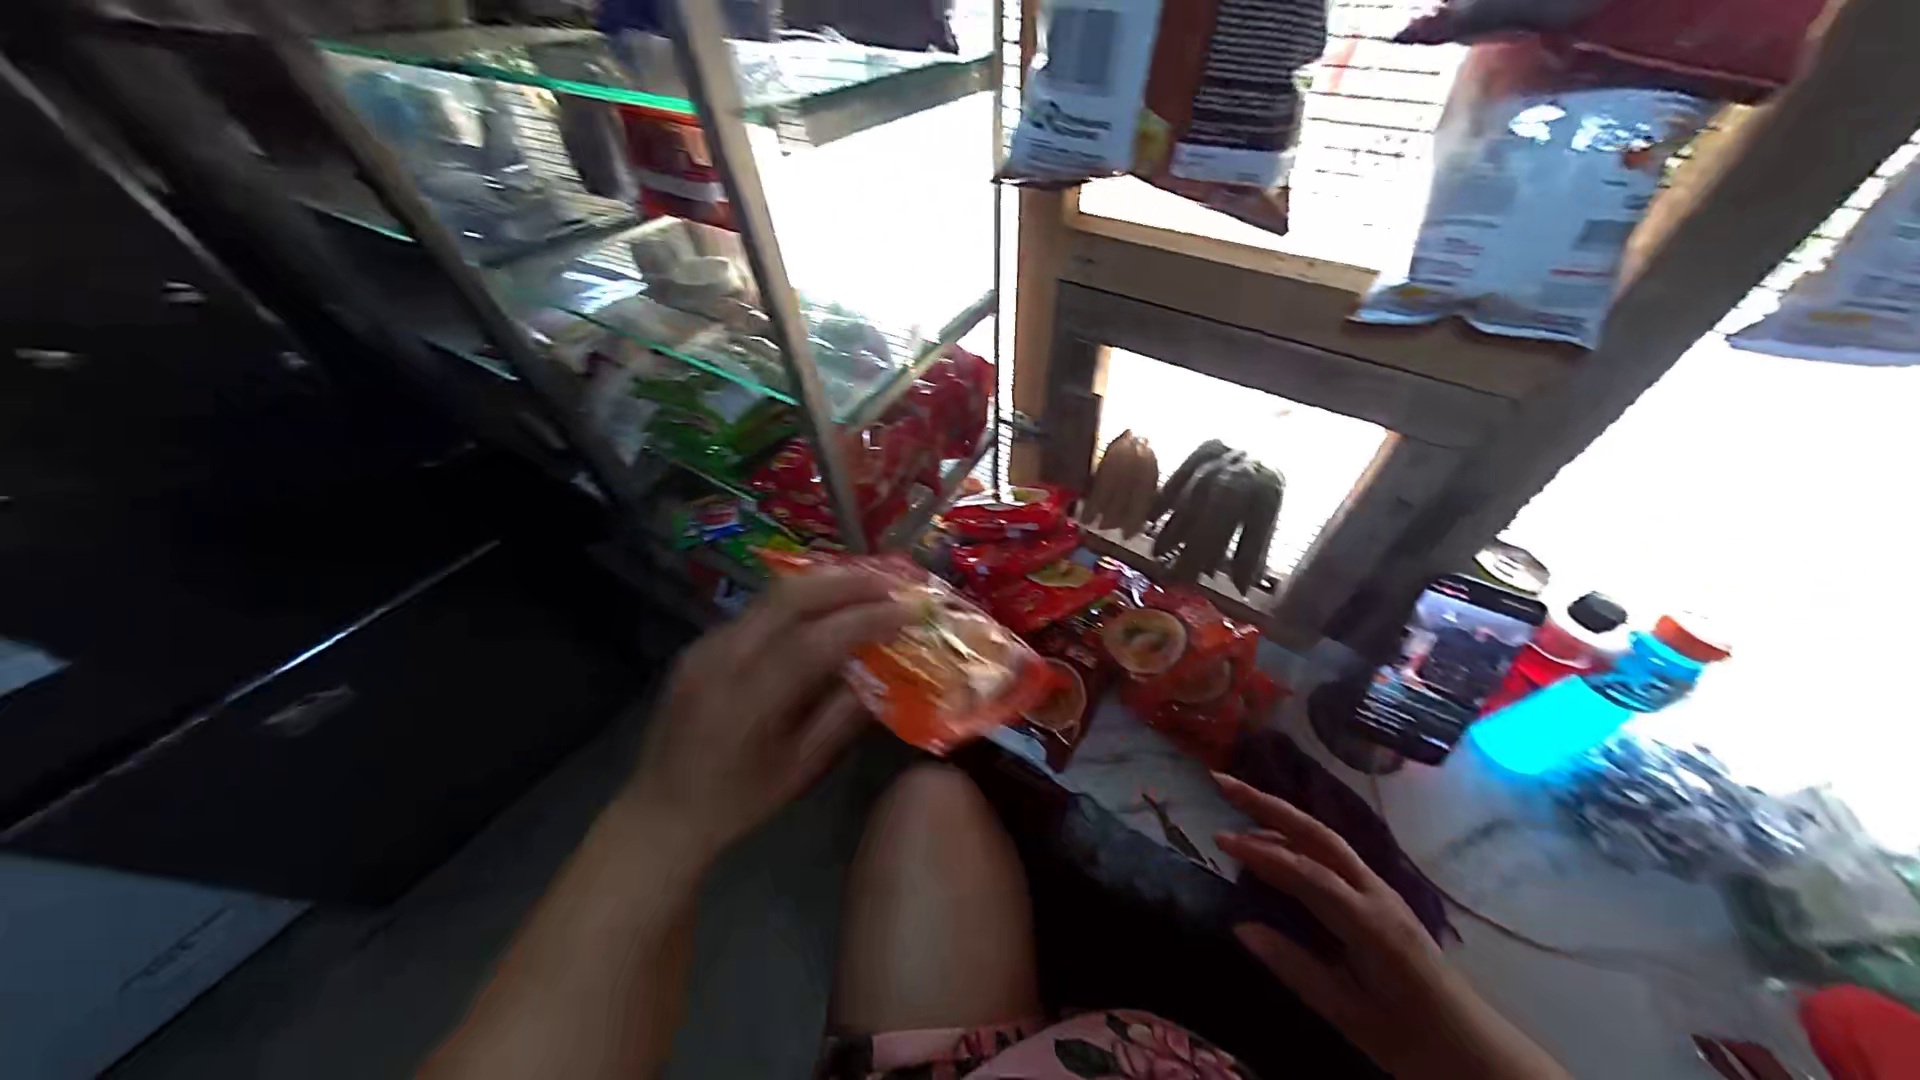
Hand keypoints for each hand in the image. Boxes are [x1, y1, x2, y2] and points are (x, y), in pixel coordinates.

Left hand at [625, 570, 911, 861]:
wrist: (661, 812)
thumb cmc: (739, 801)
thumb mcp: (801, 768)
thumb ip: (844, 715)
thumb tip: (886, 669)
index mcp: (746, 701)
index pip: (813, 641)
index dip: (865, 619)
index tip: (909, 609)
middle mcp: (720, 659)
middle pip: (789, 597)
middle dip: (847, 582)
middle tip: (893, 581)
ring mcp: (706, 646)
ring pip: (772, 595)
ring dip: (825, 583)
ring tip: (869, 583)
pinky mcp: (702, 644)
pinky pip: (759, 609)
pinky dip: (801, 600)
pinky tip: (827, 606)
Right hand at [1212, 773, 1570, 1079]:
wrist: (1479, 1055)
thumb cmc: (1414, 1042)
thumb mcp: (1351, 1017)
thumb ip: (1295, 968)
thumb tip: (1241, 927)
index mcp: (1371, 925)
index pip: (1307, 874)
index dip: (1261, 853)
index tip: (1219, 838)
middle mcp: (1376, 894)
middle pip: (1316, 834)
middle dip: (1267, 803)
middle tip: (1222, 782)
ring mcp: (1380, 889)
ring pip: (1324, 837)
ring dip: (1279, 813)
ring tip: (1237, 800)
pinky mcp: (1378, 894)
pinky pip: (1331, 853)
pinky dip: (1295, 837)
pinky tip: (1271, 843)